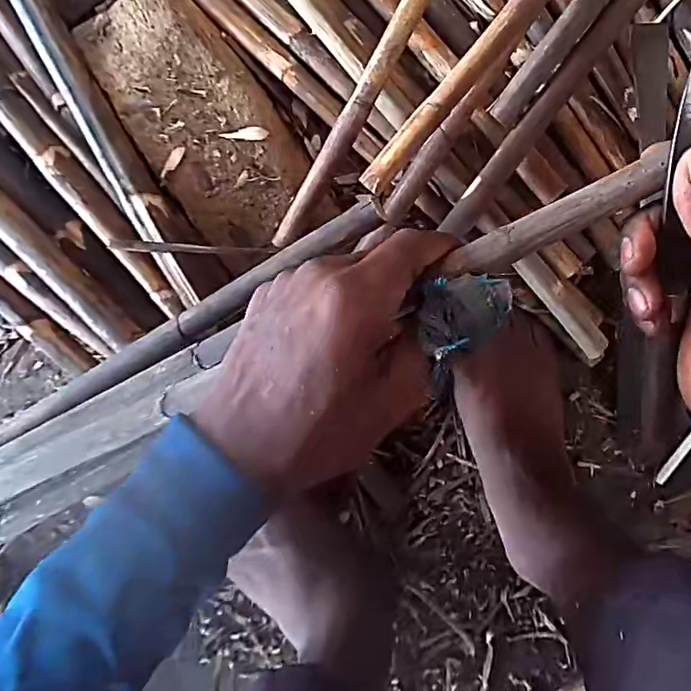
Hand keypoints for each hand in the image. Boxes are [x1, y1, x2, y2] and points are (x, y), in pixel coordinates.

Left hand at [193, 229, 457, 496]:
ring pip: (346, 266)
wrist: (235, 447)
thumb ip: (425, 347)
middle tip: (420, 307)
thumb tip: (435, 317)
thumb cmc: (316, 432)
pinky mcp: (267, 292)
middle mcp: (318, 274)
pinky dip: (335, 295)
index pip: (408, 244)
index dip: (439, 247)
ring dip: (368, 286)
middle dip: (406, 272)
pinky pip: (315, 280)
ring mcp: (288, 279)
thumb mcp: (391, 401)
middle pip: (377, 252)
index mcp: (354, 296)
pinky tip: (330, 336)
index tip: (454, 262)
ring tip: (370, 331)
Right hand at [619, 144, 690, 422]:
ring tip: (651, 299)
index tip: (653, 173)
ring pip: (658, 238)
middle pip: (682, 207)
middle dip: (654, 233)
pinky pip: (648, 270)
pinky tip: (656, 315)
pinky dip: (642, 291)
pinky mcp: (684, 290)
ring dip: (643, 267)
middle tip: (642, 255)